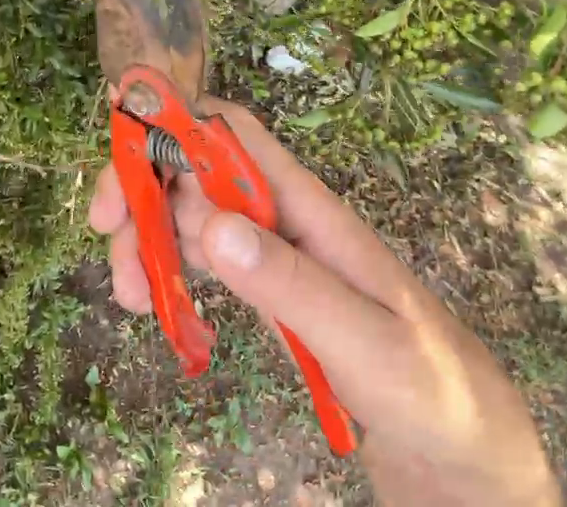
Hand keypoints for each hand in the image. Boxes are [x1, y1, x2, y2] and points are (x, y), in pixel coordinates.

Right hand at [88, 99, 558, 505]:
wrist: (461, 444)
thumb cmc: (428, 388)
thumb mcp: (364, 340)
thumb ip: (289, 283)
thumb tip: (208, 223)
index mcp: (305, 206)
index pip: (228, 132)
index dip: (169, 122)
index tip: (119, 154)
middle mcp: (278, 213)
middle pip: (190, 170)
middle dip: (139, 191)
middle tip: (105, 234)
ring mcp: (267, 246)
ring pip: (183, 212)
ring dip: (144, 237)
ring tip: (129, 296)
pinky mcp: (260, 279)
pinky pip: (195, 252)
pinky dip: (163, 267)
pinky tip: (153, 303)